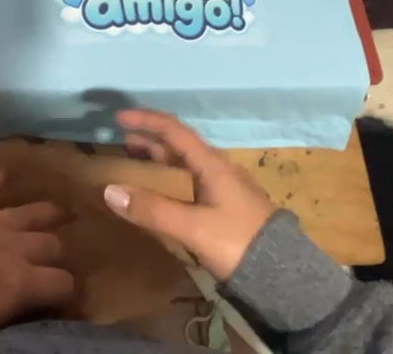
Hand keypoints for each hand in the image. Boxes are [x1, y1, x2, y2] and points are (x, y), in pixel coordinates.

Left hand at [0, 170, 75, 330]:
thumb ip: (17, 309)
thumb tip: (35, 307)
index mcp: (22, 281)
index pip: (63, 282)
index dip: (69, 290)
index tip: (69, 296)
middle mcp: (14, 246)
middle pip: (51, 244)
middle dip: (57, 253)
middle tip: (57, 259)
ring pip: (28, 212)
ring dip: (45, 212)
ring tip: (58, 210)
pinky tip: (2, 172)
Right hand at [102, 109, 277, 280]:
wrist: (284, 275)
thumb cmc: (237, 242)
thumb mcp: (192, 227)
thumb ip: (152, 210)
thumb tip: (109, 190)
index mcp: (211, 163)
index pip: (174, 130)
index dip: (146, 120)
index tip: (119, 118)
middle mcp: (218, 168)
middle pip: (179, 144)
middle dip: (150, 138)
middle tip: (123, 140)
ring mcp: (225, 187)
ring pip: (187, 162)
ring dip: (161, 157)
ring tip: (137, 161)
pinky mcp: (228, 206)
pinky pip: (193, 179)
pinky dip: (171, 176)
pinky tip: (165, 192)